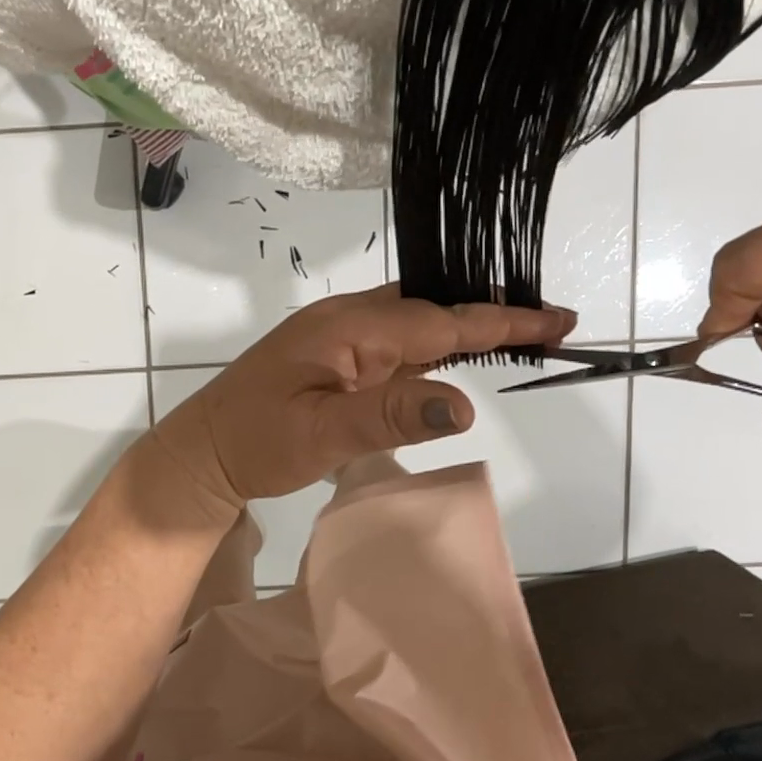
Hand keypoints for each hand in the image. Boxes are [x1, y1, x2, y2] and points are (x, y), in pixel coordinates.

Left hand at [149, 284, 574, 512]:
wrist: (204, 450)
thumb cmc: (255, 441)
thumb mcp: (320, 434)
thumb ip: (389, 416)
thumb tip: (464, 407)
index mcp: (347, 328)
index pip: (437, 319)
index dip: (498, 322)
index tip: (557, 319)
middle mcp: (347, 321)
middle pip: (431, 310)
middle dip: (490, 316)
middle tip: (553, 325)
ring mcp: (340, 338)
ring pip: (415, 324)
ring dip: (464, 330)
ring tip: (521, 336)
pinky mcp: (335, 359)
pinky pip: (397, 344)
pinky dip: (435, 348)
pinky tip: (456, 360)